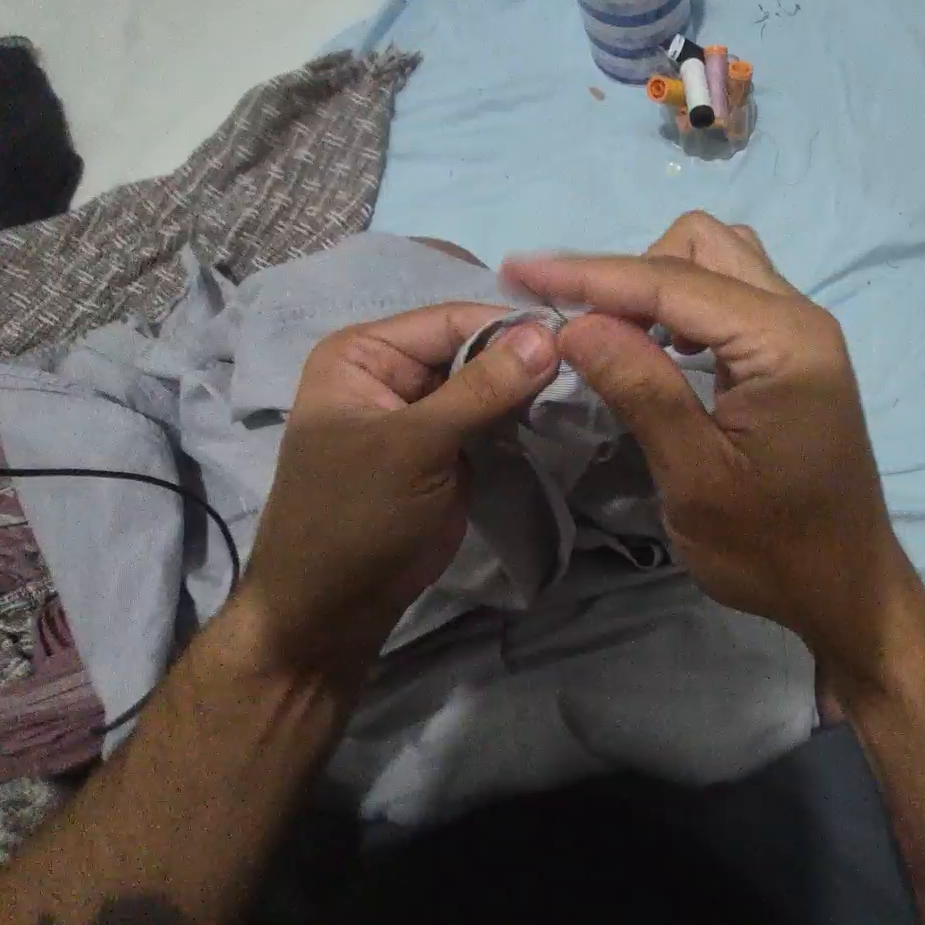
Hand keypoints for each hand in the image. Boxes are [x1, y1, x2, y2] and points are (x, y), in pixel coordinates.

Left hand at [239, 303, 557, 676]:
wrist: (339, 604)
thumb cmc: (357, 517)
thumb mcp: (414, 446)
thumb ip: (481, 389)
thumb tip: (548, 336)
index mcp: (366, 354)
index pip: (451, 320)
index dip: (511, 326)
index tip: (574, 337)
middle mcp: (396, 371)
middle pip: (474, 347)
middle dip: (524, 358)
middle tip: (585, 366)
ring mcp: (426, 410)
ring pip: (490, 382)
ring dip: (529, 387)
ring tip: (579, 388)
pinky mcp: (452, 445)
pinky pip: (495, 416)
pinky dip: (523, 416)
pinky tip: (557, 414)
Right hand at [504, 213, 924, 686]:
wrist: (844, 586)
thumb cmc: (773, 547)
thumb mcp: (696, 477)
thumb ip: (641, 390)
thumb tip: (574, 322)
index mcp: (784, 342)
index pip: (673, 282)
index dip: (591, 275)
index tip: (520, 271)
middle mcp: (800, 318)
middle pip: (705, 245)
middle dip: (632, 272)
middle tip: (582, 324)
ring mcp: (803, 334)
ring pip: (721, 262)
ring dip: (661, 284)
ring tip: (619, 336)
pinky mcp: (796, 355)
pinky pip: (734, 298)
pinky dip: (686, 308)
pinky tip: (663, 351)